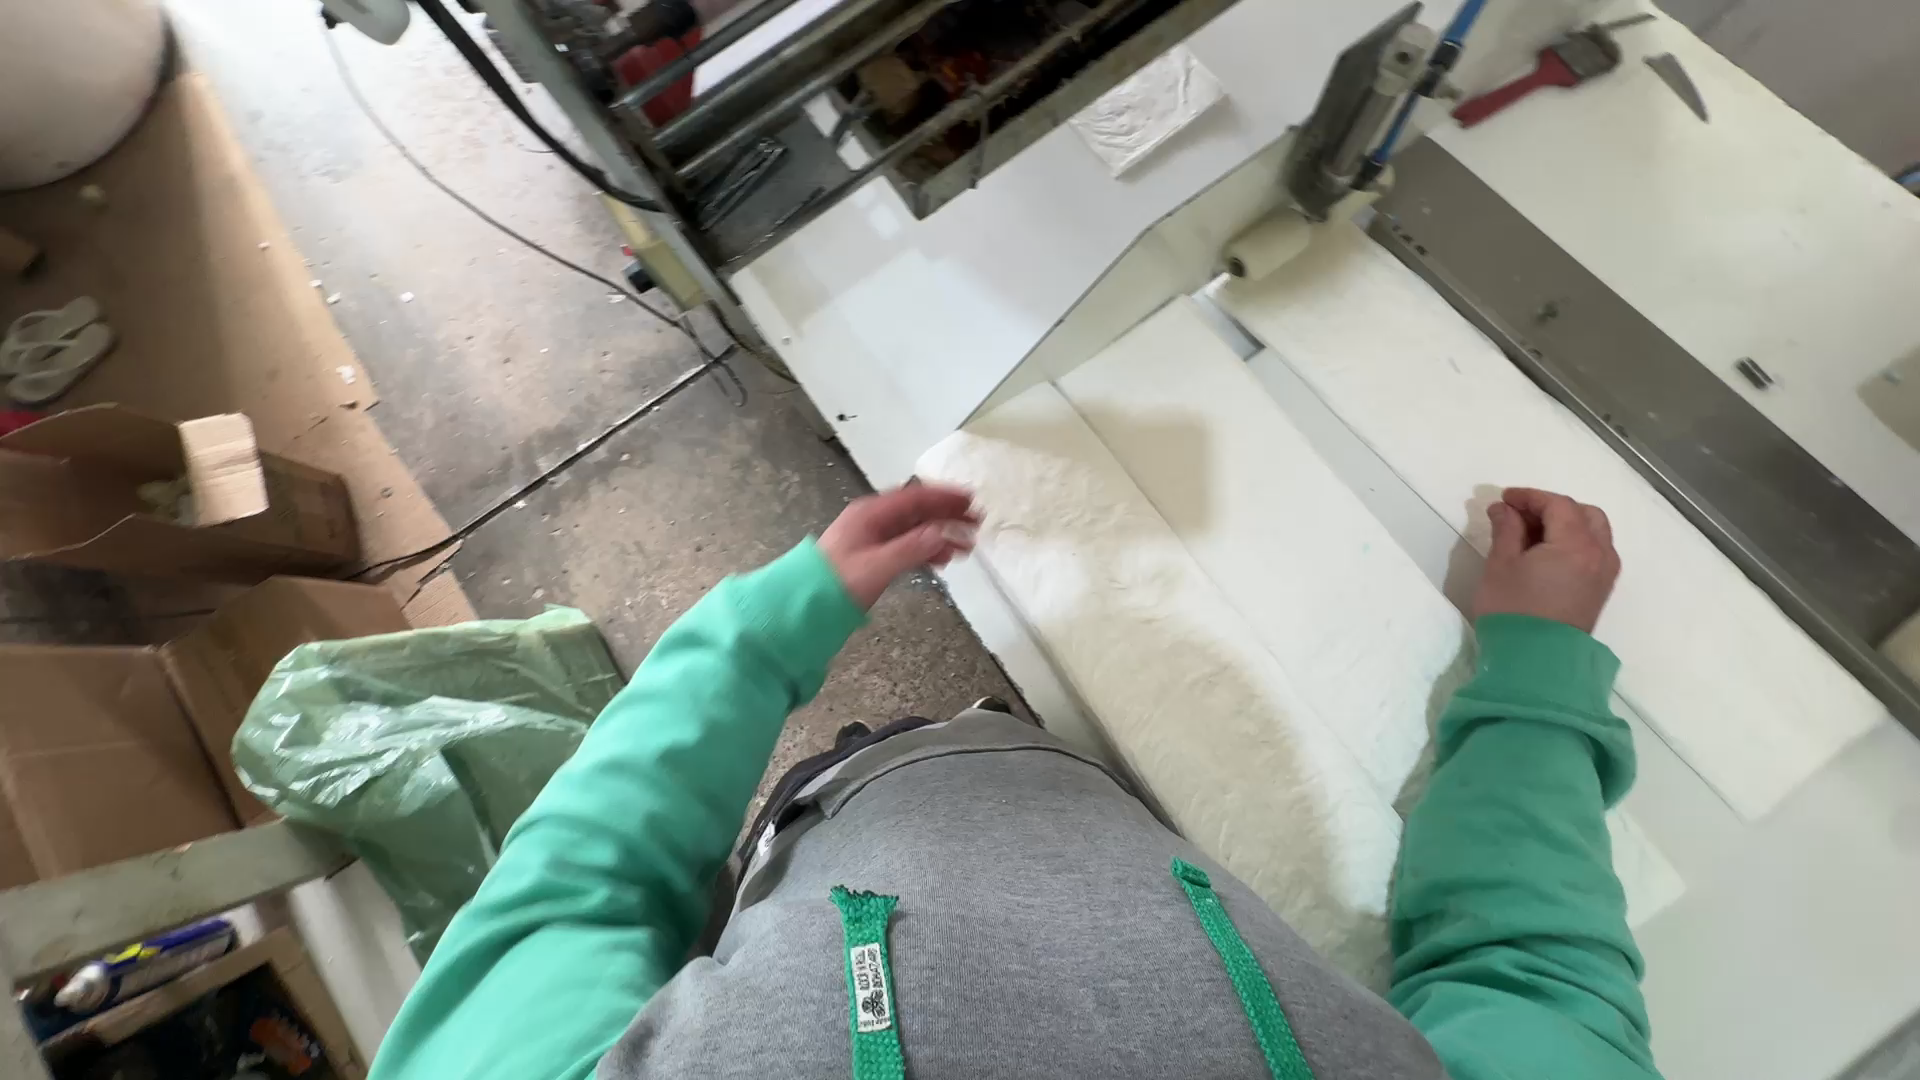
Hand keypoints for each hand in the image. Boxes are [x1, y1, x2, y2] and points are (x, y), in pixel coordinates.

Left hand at [819, 483, 978, 610]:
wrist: (805, 604)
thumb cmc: (836, 583)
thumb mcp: (877, 565)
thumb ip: (912, 548)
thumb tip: (945, 533)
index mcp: (871, 513)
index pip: (915, 497)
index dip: (944, 497)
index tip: (970, 500)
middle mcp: (873, 520)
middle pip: (918, 511)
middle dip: (948, 514)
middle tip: (976, 521)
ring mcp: (873, 537)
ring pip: (915, 529)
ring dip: (941, 534)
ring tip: (966, 545)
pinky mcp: (874, 555)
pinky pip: (908, 545)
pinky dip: (927, 549)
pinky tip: (943, 559)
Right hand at [1471, 487, 1620, 632]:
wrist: (1534, 657)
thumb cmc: (1512, 607)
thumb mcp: (1500, 564)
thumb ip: (1506, 530)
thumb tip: (1504, 509)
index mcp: (1576, 544)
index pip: (1559, 504)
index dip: (1530, 496)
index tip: (1503, 498)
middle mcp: (1600, 553)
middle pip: (1584, 514)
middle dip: (1552, 507)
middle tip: (1518, 513)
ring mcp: (1605, 572)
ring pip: (1594, 532)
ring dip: (1565, 523)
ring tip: (1530, 532)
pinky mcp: (1600, 588)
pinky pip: (1594, 550)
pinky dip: (1573, 541)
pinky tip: (1546, 551)